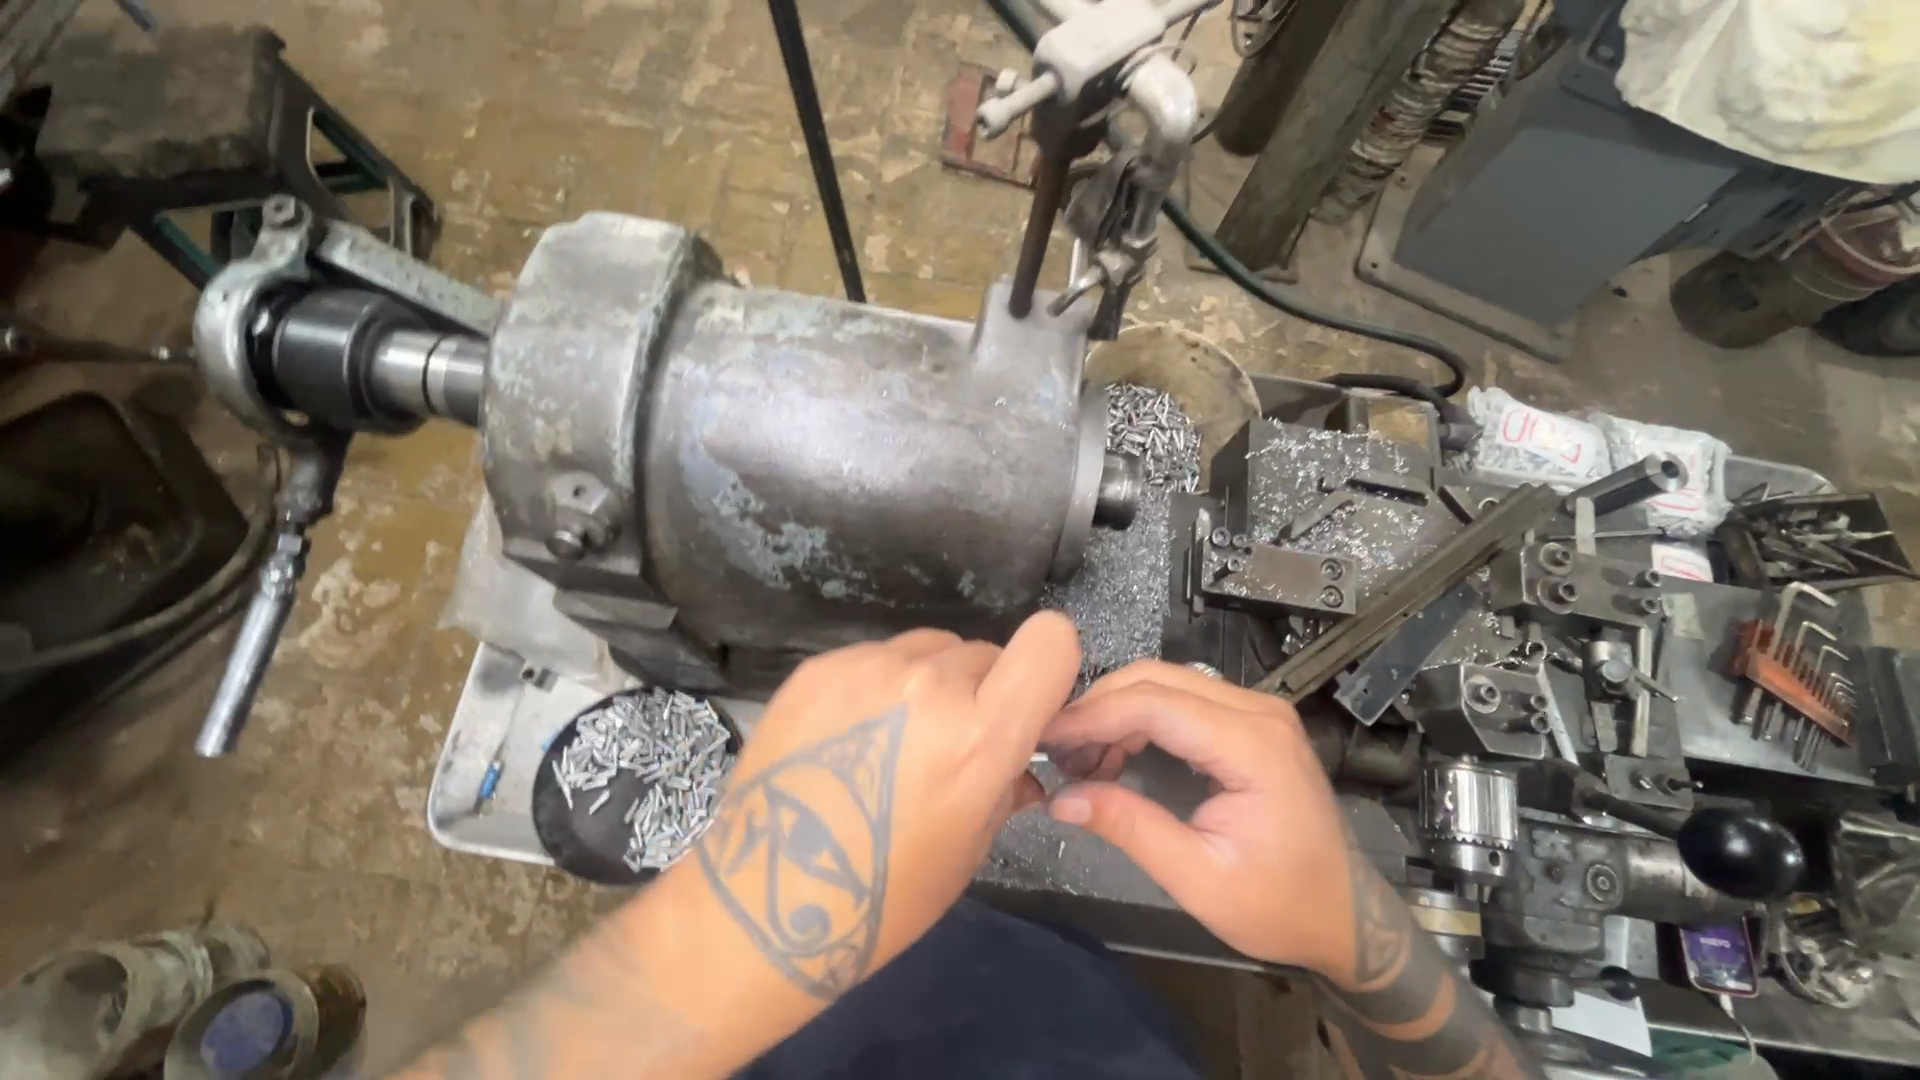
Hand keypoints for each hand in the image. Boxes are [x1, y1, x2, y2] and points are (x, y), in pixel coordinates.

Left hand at [686, 612, 1080, 1000]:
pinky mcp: (818, 668)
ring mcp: (866, 669)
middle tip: (949, 744)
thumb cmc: (884, 894)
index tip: (1028, 701)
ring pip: (929, 649)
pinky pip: (875, 658)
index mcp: (978, 735)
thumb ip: (1007, 782)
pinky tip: (849, 739)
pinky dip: (879, 687)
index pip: (1049, 641)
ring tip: (893, 741)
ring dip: (929, 684)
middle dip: (980, 692)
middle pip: (984, 652)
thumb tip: (1022, 762)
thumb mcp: (970, 845)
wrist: (764, 903)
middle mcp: (926, 685)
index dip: (1049, 664)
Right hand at [1038, 660, 1356, 977]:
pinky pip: (1182, 699)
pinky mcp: (1250, 721)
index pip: (1153, 704)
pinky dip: (1140, 718)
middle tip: (1058, 751)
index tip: (1047, 739)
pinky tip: (1116, 754)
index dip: (1093, 717)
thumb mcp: (1199, 879)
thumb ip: (1129, 828)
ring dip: (1116, 711)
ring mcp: (1257, 711)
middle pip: (1155, 679)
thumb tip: (1060, 798)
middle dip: (1098, 708)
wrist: (1346, 914)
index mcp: (1252, 746)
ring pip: (1165, 682)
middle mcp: (1257, 711)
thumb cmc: (1280, 905)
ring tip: (1082, 760)